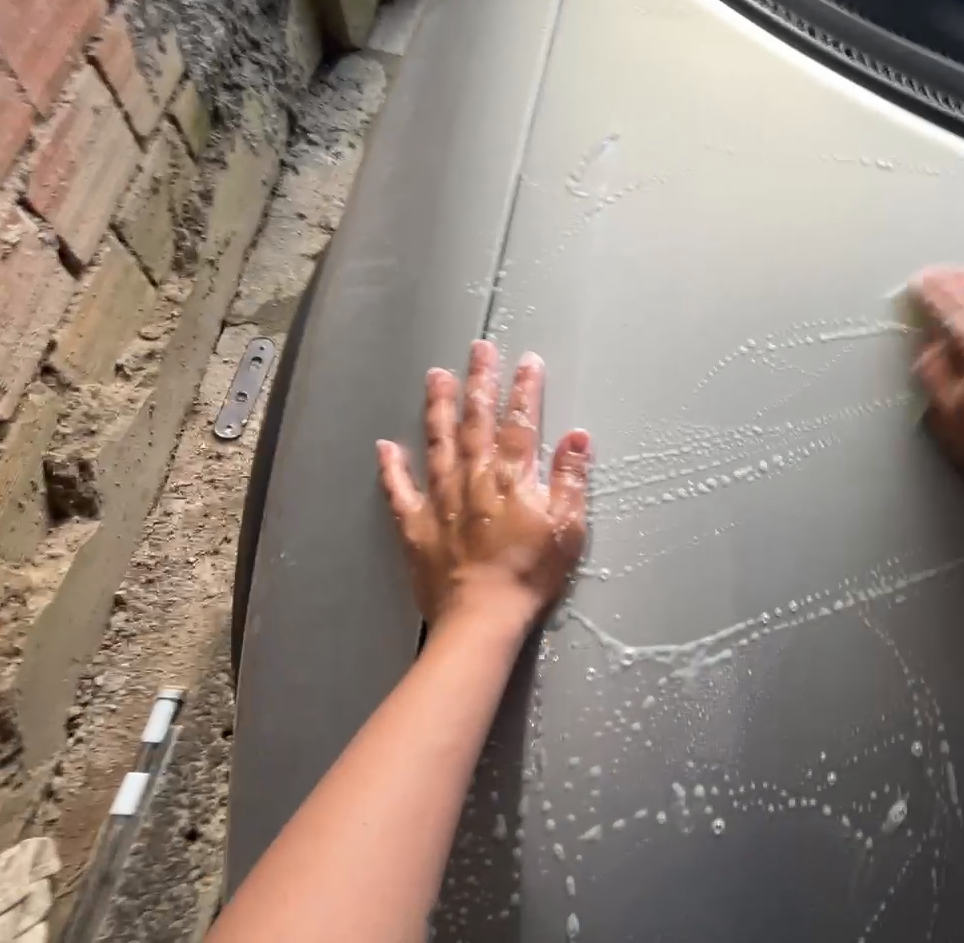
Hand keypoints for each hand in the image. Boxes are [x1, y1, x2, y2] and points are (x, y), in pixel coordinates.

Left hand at [376, 340, 591, 629]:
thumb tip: (578, 435)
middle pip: (476, 420)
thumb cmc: (532, 572)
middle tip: (478, 347)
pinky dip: (391, 467)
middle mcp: (473, 477)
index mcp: (511, 477)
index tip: (527, 360)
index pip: (519, 422)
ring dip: (438, 407)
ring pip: (438, 443)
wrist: (483, 617)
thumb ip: (571, 478)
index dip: (524, 389)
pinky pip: (399, 490)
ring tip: (436, 375)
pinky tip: (384, 446)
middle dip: (479, 381)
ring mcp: (440, 498)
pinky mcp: (416, 524)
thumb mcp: (567, 527)